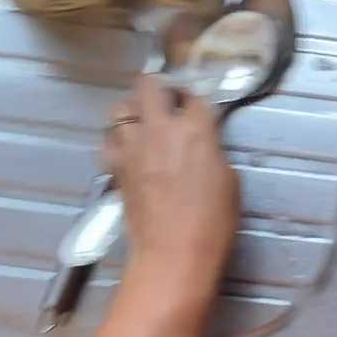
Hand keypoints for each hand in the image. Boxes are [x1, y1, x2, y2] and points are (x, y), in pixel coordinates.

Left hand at [103, 74, 238, 284]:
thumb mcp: (228, 179)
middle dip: (159, 88)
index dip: (196, 99)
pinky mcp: (115, 166)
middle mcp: (160, 128)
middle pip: (149, 85)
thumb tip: (201, 144)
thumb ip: (212, 151)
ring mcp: (132, 146)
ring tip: (143, 126)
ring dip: (132, 112)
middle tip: (167, 104)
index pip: (195, 95)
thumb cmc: (213, 220)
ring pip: (119, 108)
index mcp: (196, 129)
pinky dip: (116, 142)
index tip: (198, 107)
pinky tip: (128, 152)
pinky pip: (108, 141)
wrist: (174, 252)